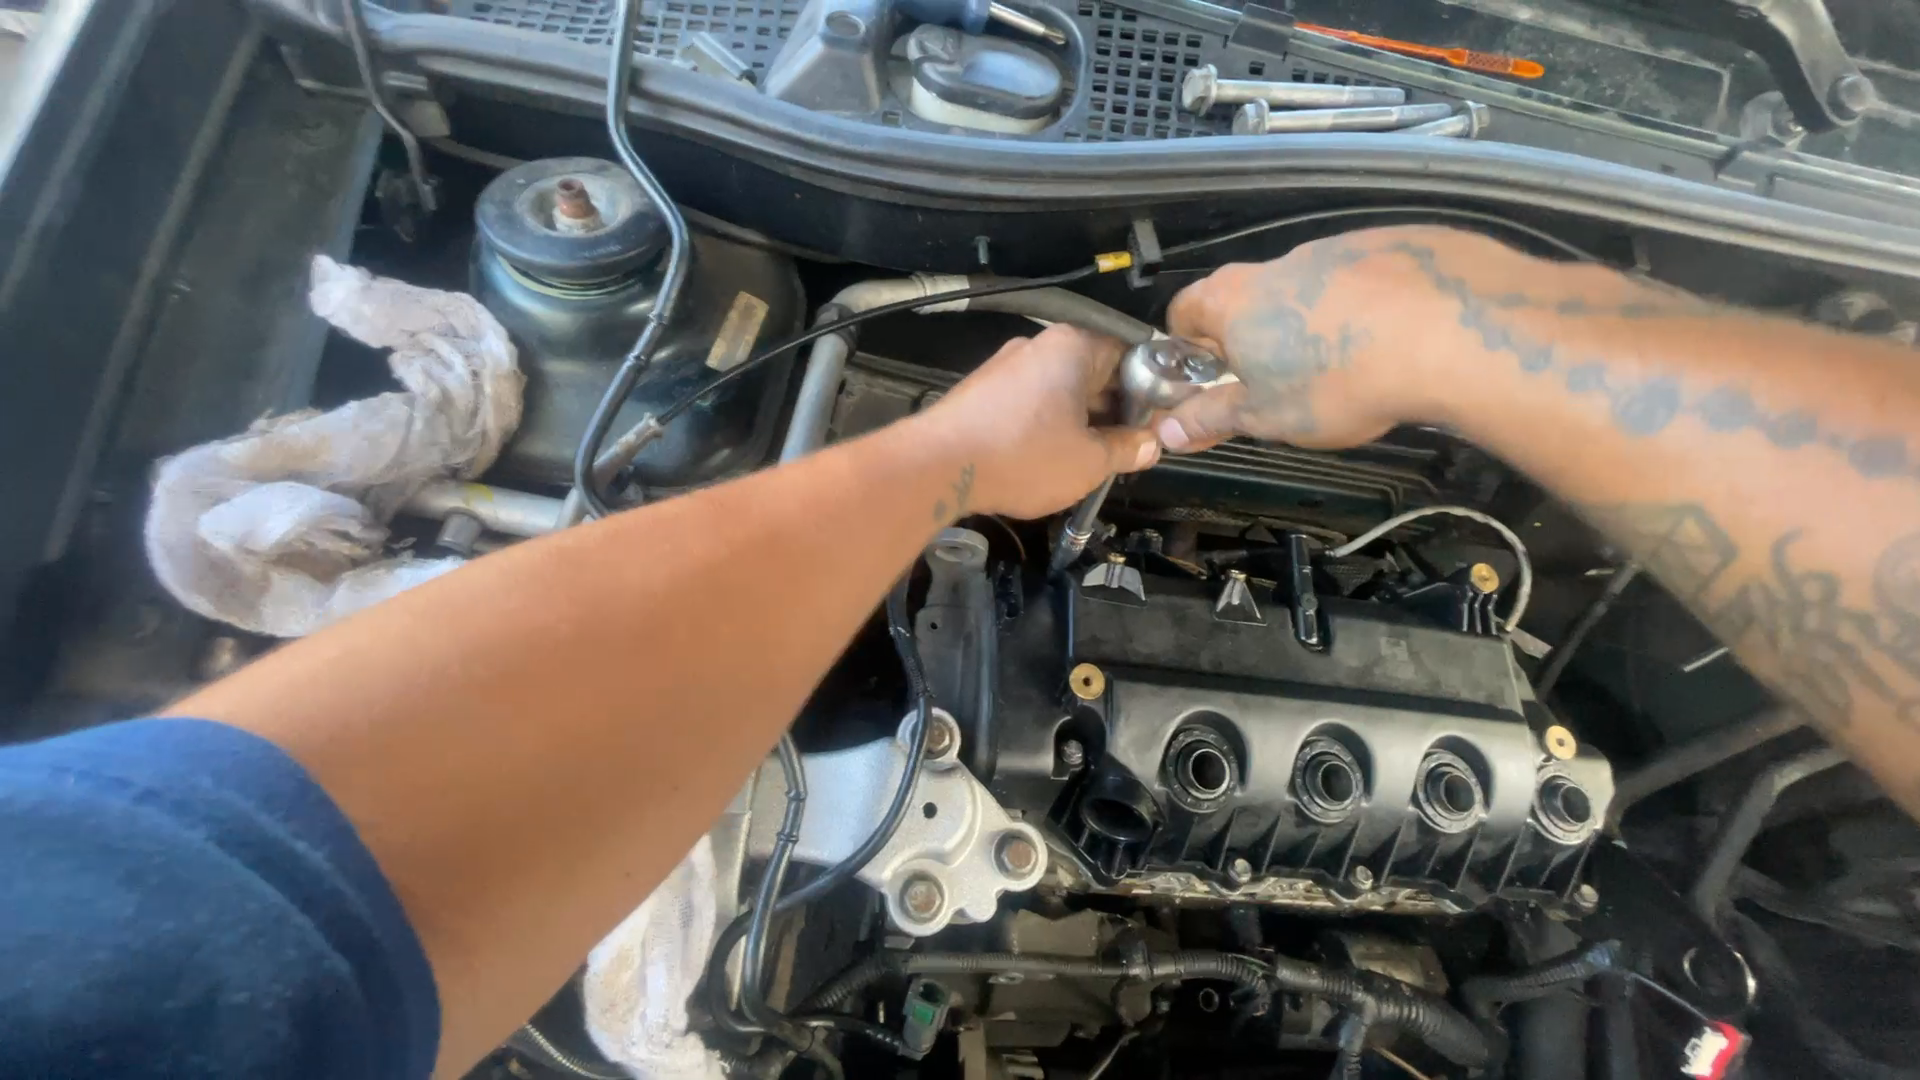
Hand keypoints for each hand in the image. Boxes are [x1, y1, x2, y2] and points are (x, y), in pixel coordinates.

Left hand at [919, 324, 1160, 519]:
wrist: (938, 467)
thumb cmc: (1024, 457)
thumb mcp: (1089, 462)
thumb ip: (1127, 449)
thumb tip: (1151, 444)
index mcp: (1072, 346)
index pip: (1129, 355)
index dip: (1147, 391)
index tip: (1153, 425)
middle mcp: (1037, 345)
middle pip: (1092, 372)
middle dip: (1111, 410)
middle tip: (1124, 450)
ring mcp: (1003, 366)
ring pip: (1058, 391)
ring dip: (1077, 422)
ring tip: (1086, 460)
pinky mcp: (980, 391)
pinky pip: (1027, 403)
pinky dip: (1044, 425)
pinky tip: (1045, 458)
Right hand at [1157, 226, 1506, 451]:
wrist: (1460, 332)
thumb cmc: (1340, 382)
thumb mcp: (1265, 416)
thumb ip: (1210, 420)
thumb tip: (1167, 433)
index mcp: (1236, 301)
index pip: (1183, 310)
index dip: (1185, 346)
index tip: (1208, 378)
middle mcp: (1281, 263)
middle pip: (1246, 298)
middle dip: (1251, 339)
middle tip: (1275, 382)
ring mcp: (1342, 245)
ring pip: (1306, 288)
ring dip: (1308, 322)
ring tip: (1345, 365)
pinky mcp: (1398, 241)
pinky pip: (1364, 276)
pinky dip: (1364, 305)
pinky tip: (1393, 340)